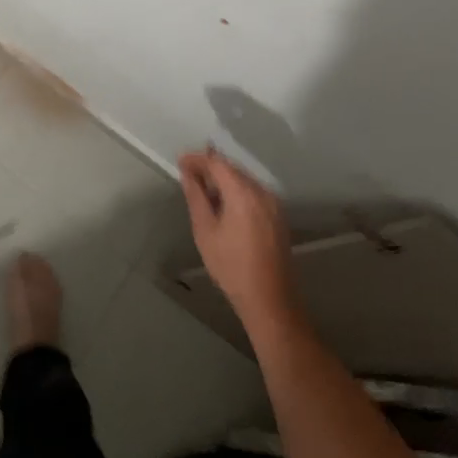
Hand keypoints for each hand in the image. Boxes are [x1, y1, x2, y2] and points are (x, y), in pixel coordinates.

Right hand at [178, 148, 295, 327]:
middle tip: (188, 174)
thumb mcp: (205, 231)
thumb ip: (196, 197)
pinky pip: (253, 193)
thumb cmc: (231, 266)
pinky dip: (236, 192)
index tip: (180, 161)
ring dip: (223, 180)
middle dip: (210, 168)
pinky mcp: (277, 216)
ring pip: (244, 181)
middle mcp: (262, 192)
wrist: (268, 298)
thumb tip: (188, 174)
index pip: (218, 163)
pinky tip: (223, 205)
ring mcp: (273, 204)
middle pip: (233, 169)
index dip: (198, 159)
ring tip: (202, 190)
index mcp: (244, 193)